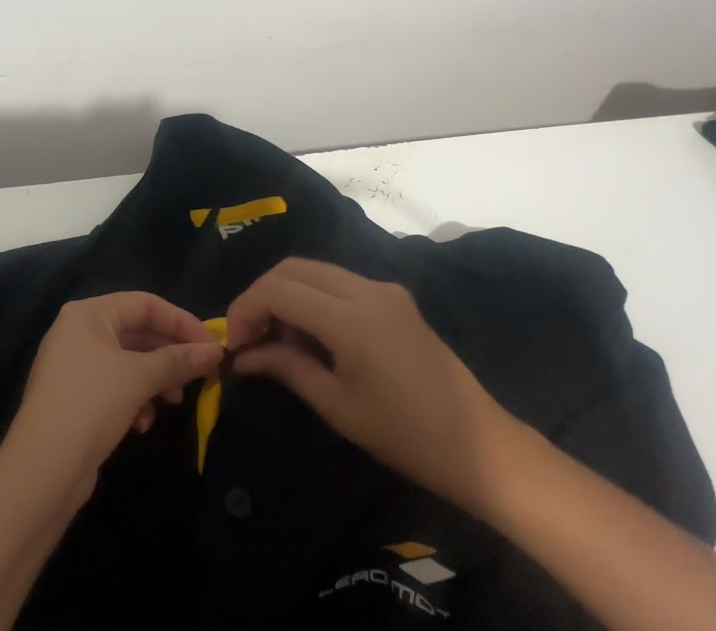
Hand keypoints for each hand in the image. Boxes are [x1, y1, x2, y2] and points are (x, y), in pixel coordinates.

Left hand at [3, 292, 223, 500]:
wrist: (44, 465)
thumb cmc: (91, 404)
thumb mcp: (139, 377)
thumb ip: (179, 360)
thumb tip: (216, 350)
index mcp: (88, 314)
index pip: (145, 303)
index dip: (181, 321)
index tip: (212, 345)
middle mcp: (78, 332)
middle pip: (137, 332)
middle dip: (170, 355)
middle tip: (201, 376)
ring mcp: (74, 365)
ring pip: (129, 362)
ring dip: (156, 380)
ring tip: (174, 402)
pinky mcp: (75, 397)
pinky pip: (115, 386)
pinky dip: (134, 400)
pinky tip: (142, 424)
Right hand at [225, 258, 524, 514]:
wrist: (480, 447)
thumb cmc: (405, 435)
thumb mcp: (337, 405)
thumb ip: (286, 367)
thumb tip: (242, 356)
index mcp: (352, 317)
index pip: (278, 290)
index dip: (245, 310)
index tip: (234, 345)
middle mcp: (368, 290)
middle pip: (293, 269)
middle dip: (261, 297)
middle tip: (249, 339)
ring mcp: (386, 291)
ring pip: (316, 272)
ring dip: (287, 296)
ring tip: (278, 343)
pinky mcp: (396, 300)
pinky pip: (340, 284)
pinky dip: (313, 299)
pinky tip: (311, 338)